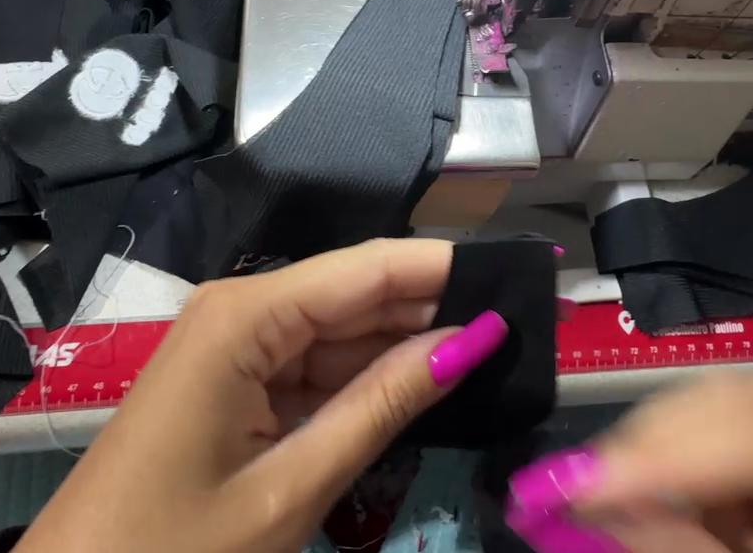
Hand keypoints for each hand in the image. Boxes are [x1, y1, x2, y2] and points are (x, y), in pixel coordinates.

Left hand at [14, 238, 507, 552]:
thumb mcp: (292, 486)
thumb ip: (384, 404)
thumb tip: (471, 341)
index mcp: (248, 313)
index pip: (369, 267)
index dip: (444, 266)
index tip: (516, 273)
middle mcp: (244, 307)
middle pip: (357, 291)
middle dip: (432, 307)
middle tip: (515, 323)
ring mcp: (237, 341)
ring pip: (341, 329)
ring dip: (405, 345)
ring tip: (487, 353)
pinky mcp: (236, 377)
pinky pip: (315, 364)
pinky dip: (365, 378)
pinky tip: (421, 386)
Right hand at [507, 374, 752, 552]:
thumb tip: (601, 503)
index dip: (659, 453)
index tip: (578, 488)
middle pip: (751, 403)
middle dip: (658, 450)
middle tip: (585, 495)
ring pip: (752, 408)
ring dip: (688, 462)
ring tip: (655, 515)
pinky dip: (728, 475)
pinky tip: (719, 520)